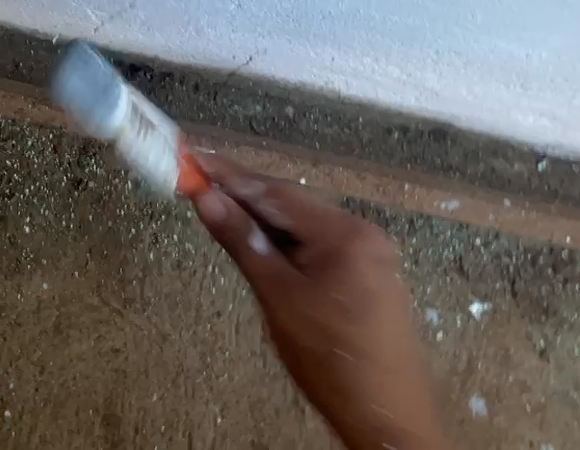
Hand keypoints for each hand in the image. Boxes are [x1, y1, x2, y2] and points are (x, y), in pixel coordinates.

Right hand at [190, 157, 448, 449]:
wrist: (389, 425)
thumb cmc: (329, 359)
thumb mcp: (277, 296)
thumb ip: (241, 240)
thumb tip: (204, 195)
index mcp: (345, 233)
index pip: (274, 191)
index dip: (227, 174)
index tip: (190, 157)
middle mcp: (362, 233)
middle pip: (289, 204)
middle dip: (242, 196)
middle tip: (195, 184)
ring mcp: (369, 254)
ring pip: (300, 224)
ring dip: (260, 219)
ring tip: (216, 210)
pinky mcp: (366, 275)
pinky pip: (314, 243)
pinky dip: (282, 241)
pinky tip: (256, 243)